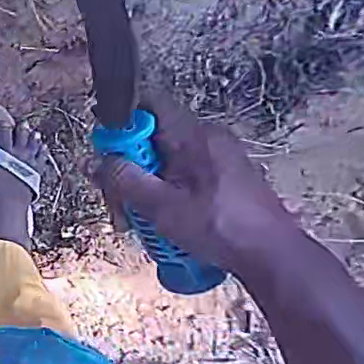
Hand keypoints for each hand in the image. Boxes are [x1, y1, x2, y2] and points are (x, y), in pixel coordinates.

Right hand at [92, 93, 306, 277]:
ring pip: (160, 160)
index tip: (104, 152)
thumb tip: (93, 161)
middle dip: (125, 167)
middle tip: (117, 199)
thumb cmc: (220, 227)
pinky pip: (176, 173)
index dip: (119, 125)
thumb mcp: (157, 204)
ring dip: (140, 185)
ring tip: (138, 217)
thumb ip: (121, 178)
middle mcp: (207, 139)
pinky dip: (160, 192)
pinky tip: (158, 217)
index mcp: (195, 136)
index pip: (148, 107)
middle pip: (149, 138)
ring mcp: (215, 157)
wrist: (270, 256)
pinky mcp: (219, 176)